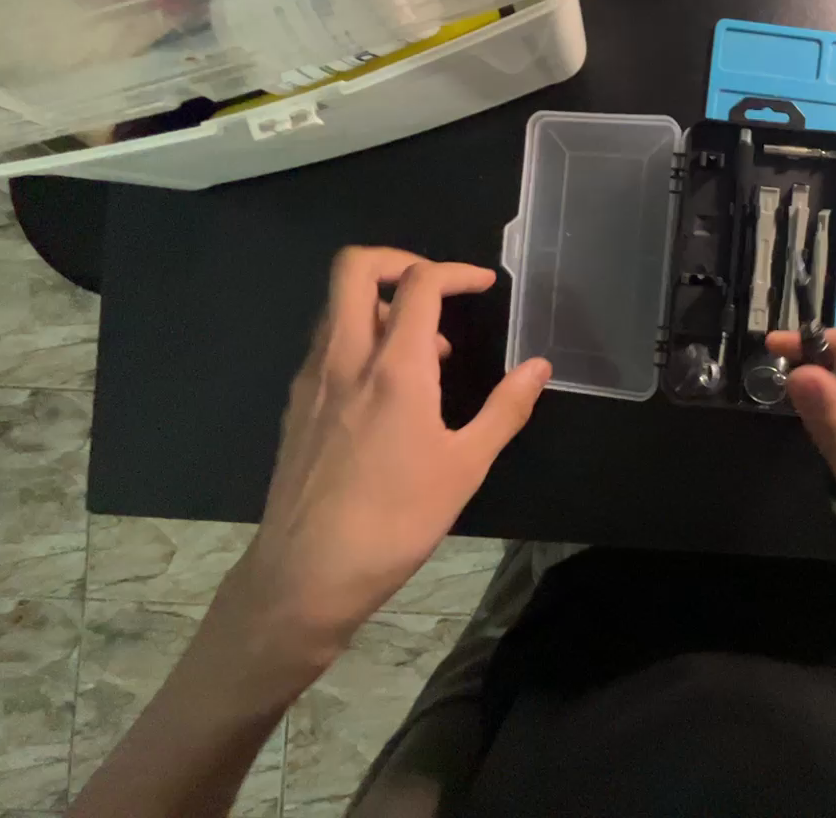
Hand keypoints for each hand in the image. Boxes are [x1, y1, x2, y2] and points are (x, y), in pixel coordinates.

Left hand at [215, 247, 550, 675]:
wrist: (305, 576)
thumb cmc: (397, 521)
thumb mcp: (466, 466)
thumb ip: (506, 408)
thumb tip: (539, 366)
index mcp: (394, 368)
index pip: (419, 284)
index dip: (456, 271)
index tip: (484, 285)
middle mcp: (344, 358)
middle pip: (354, 267)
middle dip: (399, 260)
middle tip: (437, 288)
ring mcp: (311, 380)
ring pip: (336, 305)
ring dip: (381, 303)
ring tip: (426, 349)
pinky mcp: (296, 406)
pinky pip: (327, 343)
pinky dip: (360, 337)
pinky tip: (389, 389)